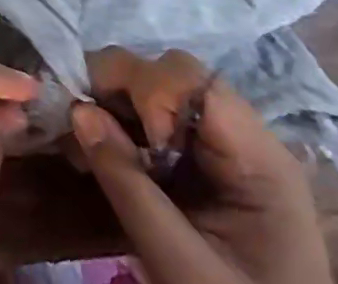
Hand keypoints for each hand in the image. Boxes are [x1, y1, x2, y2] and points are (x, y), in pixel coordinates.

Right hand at [70, 48, 329, 283]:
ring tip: (91, 144)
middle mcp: (246, 138)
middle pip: (174, 73)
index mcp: (259, 158)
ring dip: (117, 104)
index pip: (194, 80)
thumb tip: (77, 110)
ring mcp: (227, 149)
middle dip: (120, 88)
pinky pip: (160, 117)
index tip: (118, 132)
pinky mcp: (208, 163)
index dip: (146, 90)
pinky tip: (108, 153)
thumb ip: (129, 186)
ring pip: (160, 88)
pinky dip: (125, 122)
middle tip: (85, 126)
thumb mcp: (180, 265)